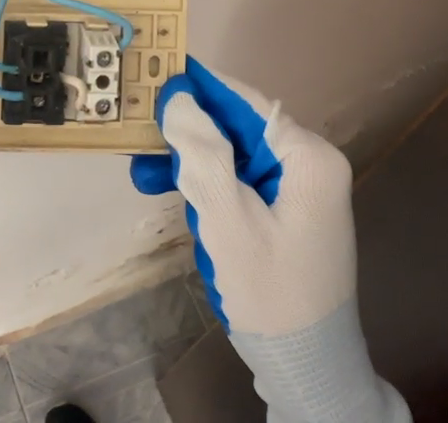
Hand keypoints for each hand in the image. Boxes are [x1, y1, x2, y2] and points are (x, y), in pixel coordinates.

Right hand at [131, 60, 406, 422]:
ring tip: (144, 177)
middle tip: (139, 143)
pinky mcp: (284, 212)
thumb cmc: (270, 291)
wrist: (307, 367)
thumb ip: (202, 154)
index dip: (196, 91)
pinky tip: (177, 199)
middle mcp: (308, 164)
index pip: (244, 103)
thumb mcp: (228, 221)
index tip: (151, 80)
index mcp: (308, 158)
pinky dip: (207, 190)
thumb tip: (178, 96)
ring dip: (190, 167)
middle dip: (187, 138)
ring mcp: (298, 190)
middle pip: (234, 130)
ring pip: (230, 157)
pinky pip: (238, 184)